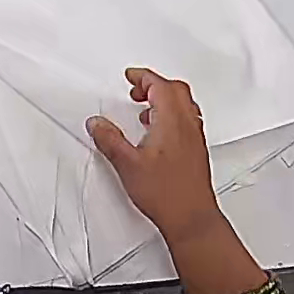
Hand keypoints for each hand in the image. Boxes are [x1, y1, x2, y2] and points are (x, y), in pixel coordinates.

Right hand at [87, 68, 266, 293]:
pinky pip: (186, 120)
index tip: (131, 76)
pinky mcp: (196, 150)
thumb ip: (109, 139)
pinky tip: (156, 132)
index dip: (143, 77)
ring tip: (143, 109)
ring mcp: (194, 137)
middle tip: (136, 88)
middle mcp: (187, 125)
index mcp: (172, 120)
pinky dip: (171, 115)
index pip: (160, 86)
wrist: (190, 217)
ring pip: (183, 104)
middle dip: (154, 84)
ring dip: (163, 99)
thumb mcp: (126, 164)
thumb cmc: (167, 193)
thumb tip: (98, 123)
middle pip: (175, 90)